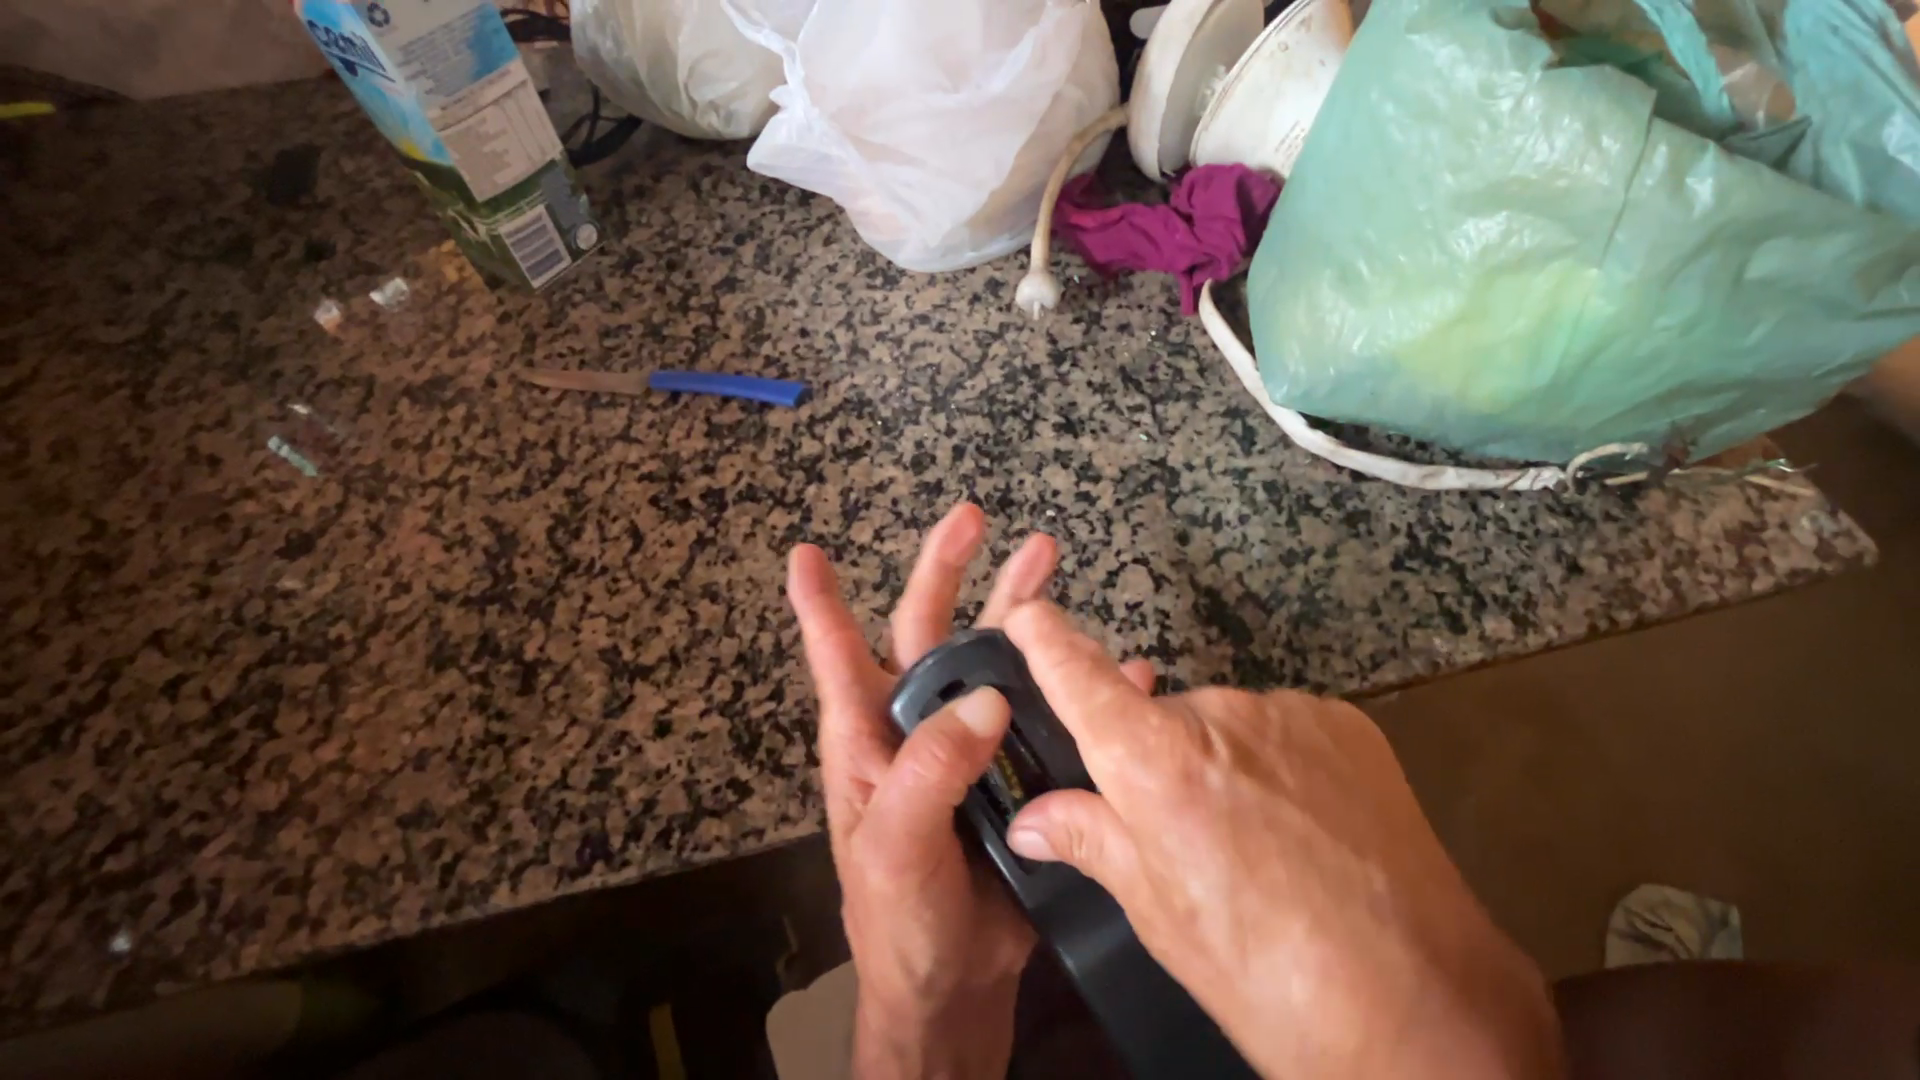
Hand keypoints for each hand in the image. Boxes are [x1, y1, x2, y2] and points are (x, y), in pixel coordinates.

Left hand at [787, 504, 1153, 1078]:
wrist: (954, 979)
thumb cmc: (898, 918)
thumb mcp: (894, 846)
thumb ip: (929, 772)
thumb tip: (987, 698)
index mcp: (869, 737)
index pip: (838, 656)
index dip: (821, 604)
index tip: (806, 554)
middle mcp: (918, 726)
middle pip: (930, 633)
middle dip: (948, 573)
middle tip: (973, 518)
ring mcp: (971, 744)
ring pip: (995, 658)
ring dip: (1020, 610)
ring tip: (1048, 559)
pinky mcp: (1019, 768)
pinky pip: (1051, 714)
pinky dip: (1081, 686)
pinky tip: (1122, 667)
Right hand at [1000, 603, 1562, 1079]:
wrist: (1422, 1006)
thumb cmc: (1264, 973)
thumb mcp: (1159, 914)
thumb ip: (1091, 840)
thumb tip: (1031, 819)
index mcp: (1156, 762)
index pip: (1079, 676)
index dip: (1046, 638)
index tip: (1026, 612)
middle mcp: (1217, 715)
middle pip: (1157, 716)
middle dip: (1154, 758)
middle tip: (1179, 830)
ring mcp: (1286, 712)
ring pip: (1220, 726)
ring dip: (1217, 763)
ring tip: (1255, 840)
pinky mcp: (1343, 722)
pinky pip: (1278, 729)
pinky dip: (1272, 763)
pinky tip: (1301, 824)